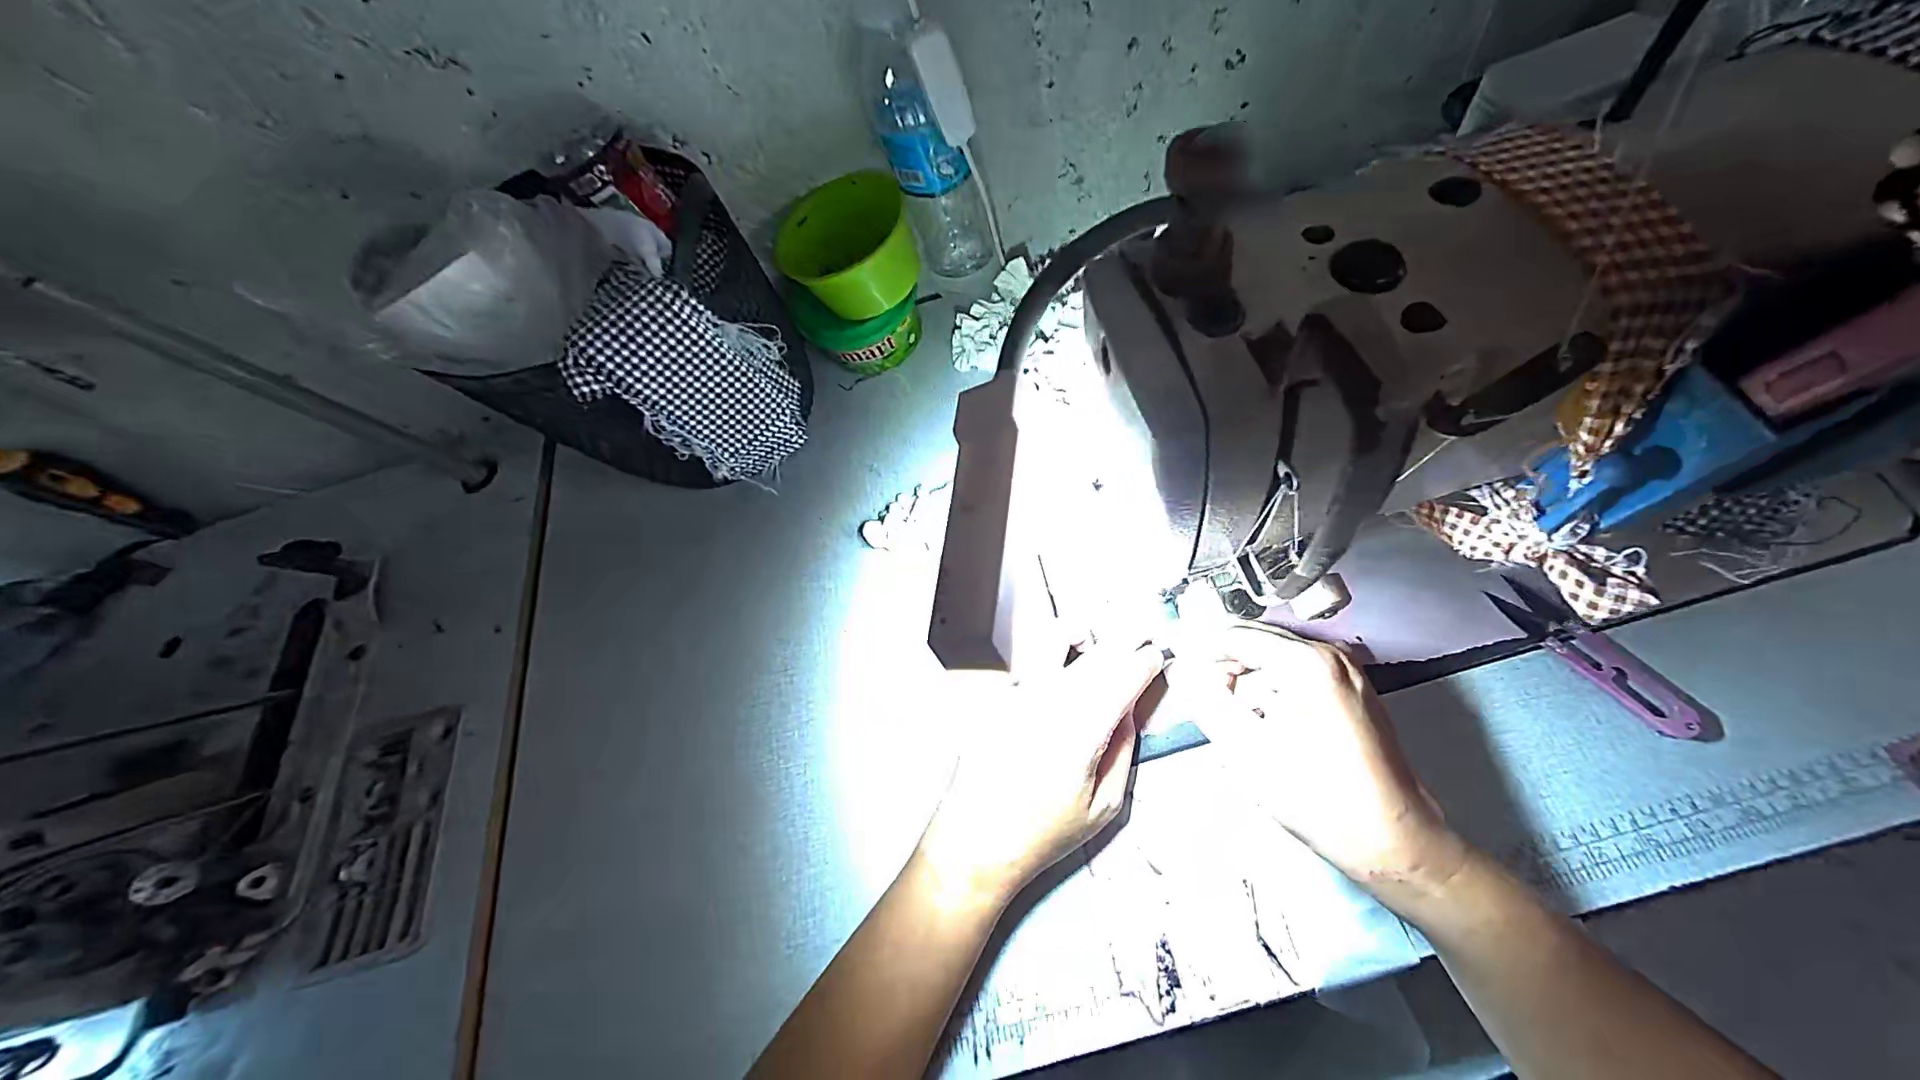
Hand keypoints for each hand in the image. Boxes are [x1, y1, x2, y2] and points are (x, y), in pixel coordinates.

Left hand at [916, 644, 1165, 907]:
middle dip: (1121, 646)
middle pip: (1093, 652)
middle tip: (1136, 646)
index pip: (1122, 674)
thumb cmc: (1035, 834)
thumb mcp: (1103, 806)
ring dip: (1085, 641)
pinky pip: (1031, 664)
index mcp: (1079, 733)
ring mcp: (1015, 696)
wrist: (974, 839)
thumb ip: (1124, 750)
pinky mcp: (996, 697)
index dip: (1144, 660)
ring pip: (1057, 645)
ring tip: (1097, 646)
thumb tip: (1130, 710)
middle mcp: (1045, 705)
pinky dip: (1053, 659)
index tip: (1154, 657)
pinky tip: (1062, 673)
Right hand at [1190, 625, 1470, 901]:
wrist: (1394, 841)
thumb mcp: (1245, 750)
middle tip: (1200, 697)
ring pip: (1276, 656)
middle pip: (1256, 640)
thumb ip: (1205, 701)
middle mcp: (1331, 655)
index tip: (1178, 673)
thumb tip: (1179, 671)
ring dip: (1248, 678)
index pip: (1234, 636)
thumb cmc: (1319, 799)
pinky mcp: (1354, 689)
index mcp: (1306, 663)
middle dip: (1223, 665)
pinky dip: (1273, 688)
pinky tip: (1265, 722)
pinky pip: (1299, 672)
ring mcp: (1348, 670)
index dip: (1199, 653)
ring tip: (1234, 716)